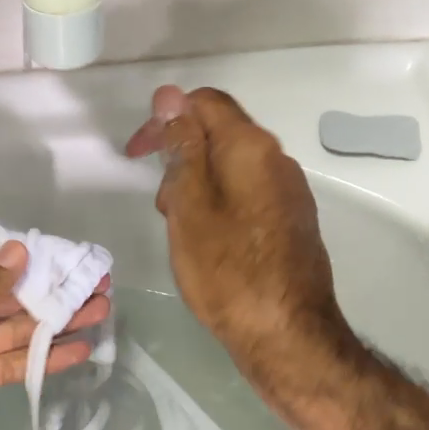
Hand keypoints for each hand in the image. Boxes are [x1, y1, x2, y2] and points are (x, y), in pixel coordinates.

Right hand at [125, 86, 357, 393]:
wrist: (286, 333)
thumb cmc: (226, 271)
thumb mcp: (189, 206)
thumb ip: (182, 148)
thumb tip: (171, 96)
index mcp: (252, 147)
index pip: (205, 103)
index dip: (165, 118)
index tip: (137, 154)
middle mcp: (277, 160)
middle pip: (219, 135)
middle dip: (179, 159)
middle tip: (161, 206)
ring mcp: (289, 192)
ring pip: (231, 168)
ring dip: (196, 187)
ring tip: (181, 231)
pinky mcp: (291, 222)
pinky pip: (247, 195)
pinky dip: (218, 206)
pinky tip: (208, 244)